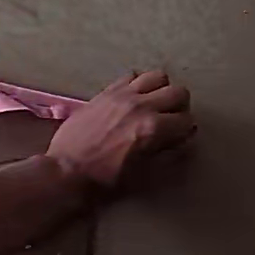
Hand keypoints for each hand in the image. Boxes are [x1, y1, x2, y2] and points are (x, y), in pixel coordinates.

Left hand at [46, 70, 194, 192]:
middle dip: (180, 107)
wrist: (68, 170)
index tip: (180, 137)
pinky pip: (132, 75)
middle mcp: (142, 106)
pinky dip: (138, 85)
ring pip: (158, 77)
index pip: (187, 120)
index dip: (186, 130)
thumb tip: (182, 140)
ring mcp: (123, 95)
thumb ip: (167, 152)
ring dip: (161, 90)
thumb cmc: (108, 178)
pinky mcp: (107, 91)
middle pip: (179, 92)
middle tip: (171, 119)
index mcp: (154, 129)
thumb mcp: (144, 173)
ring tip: (154, 104)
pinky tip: (133, 99)